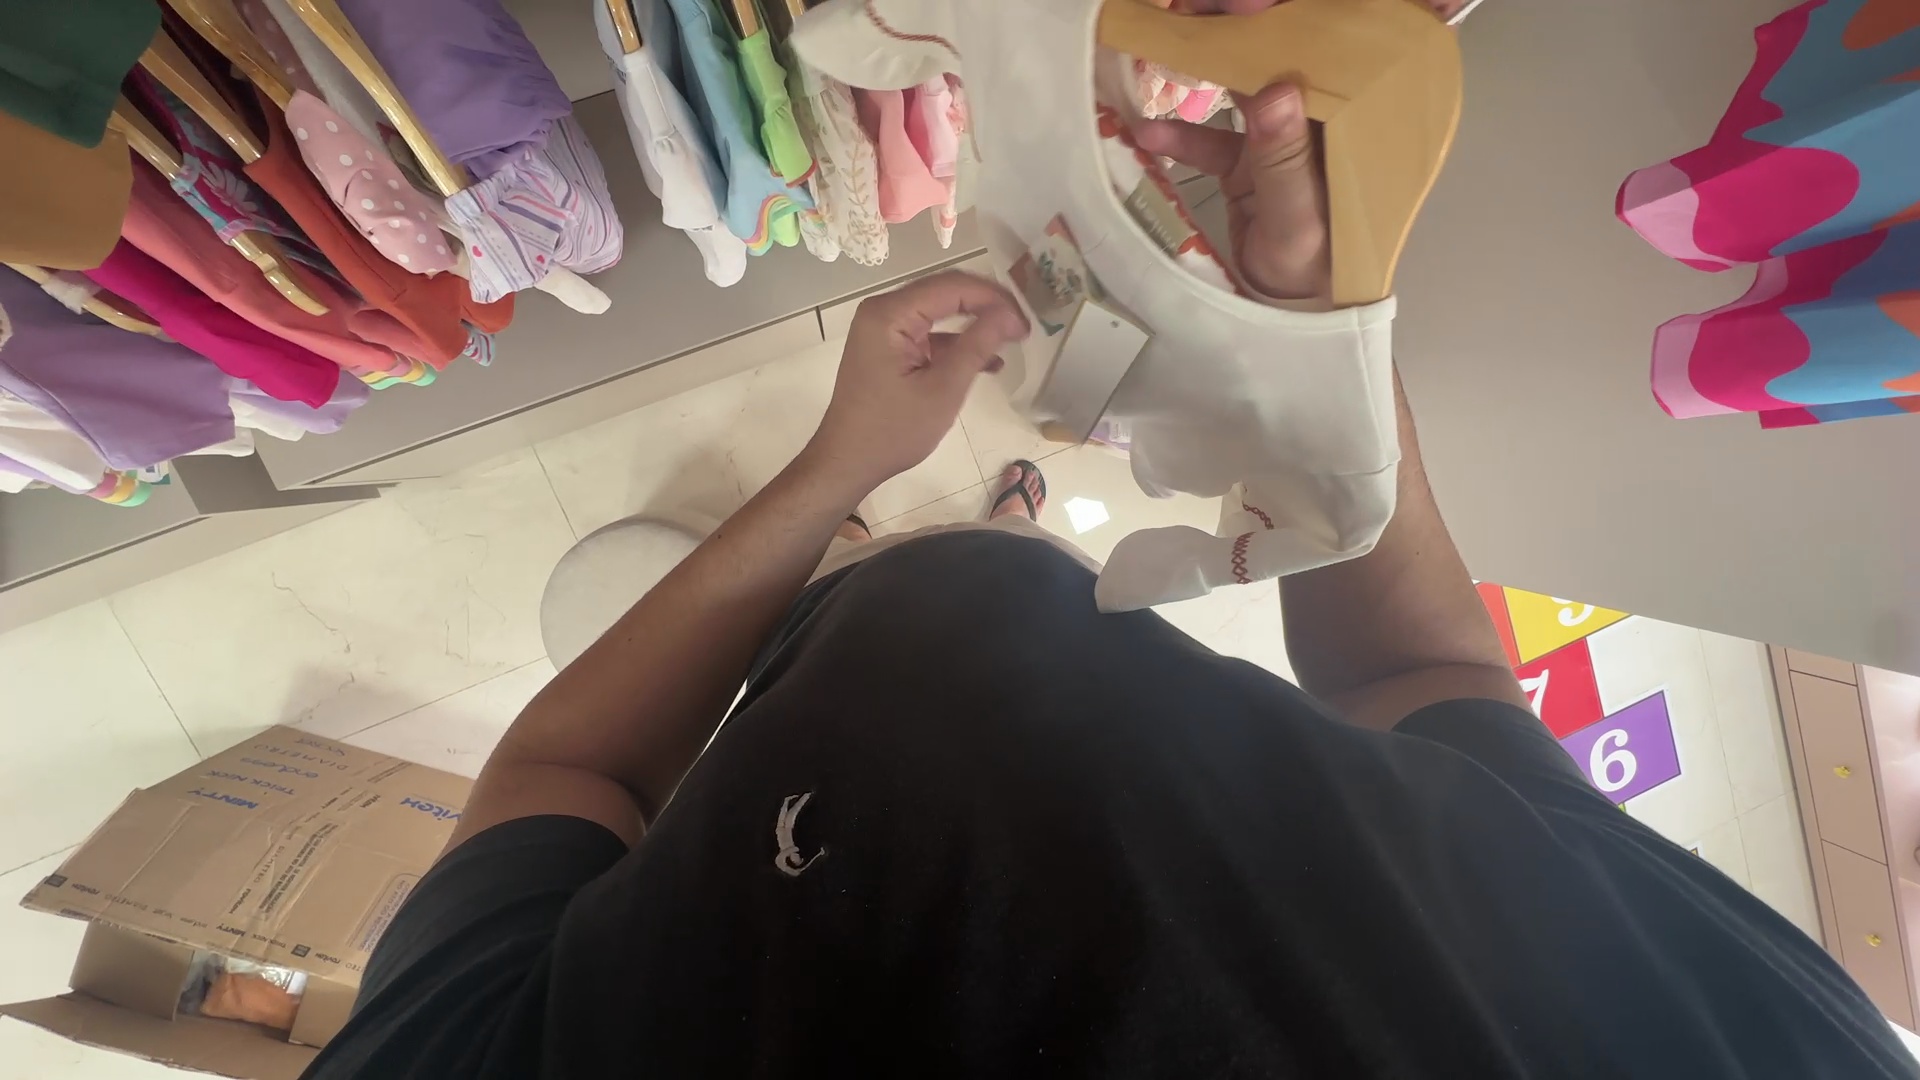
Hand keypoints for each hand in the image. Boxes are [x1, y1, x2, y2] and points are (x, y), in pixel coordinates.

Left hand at [802, 270, 1029, 496]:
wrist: (848, 460)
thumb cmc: (893, 431)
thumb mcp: (943, 389)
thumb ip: (977, 346)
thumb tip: (1010, 315)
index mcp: (890, 313)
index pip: (952, 286)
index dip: (994, 299)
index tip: (1026, 322)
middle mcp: (883, 310)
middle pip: (944, 293)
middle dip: (986, 308)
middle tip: (1022, 328)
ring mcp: (882, 328)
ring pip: (938, 312)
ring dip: (973, 326)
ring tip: (1009, 344)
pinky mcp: (886, 347)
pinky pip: (927, 333)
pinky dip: (954, 344)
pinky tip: (984, 363)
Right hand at [1130, 0, 1461, 301]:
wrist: (1287, 317)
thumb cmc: (1310, 274)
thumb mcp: (1299, 221)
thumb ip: (1286, 161)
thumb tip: (1273, 91)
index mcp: (1349, 122)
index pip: (1330, 48)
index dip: (1291, 17)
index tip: (1241, 3)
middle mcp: (1319, 119)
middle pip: (1284, 55)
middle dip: (1240, 29)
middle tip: (1192, 8)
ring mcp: (1279, 140)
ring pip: (1243, 87)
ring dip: (1204, 71)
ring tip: (1160, 50)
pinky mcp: (1247, 165)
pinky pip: (1212, 140)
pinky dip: (1180, 136)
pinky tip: (1146, 134)